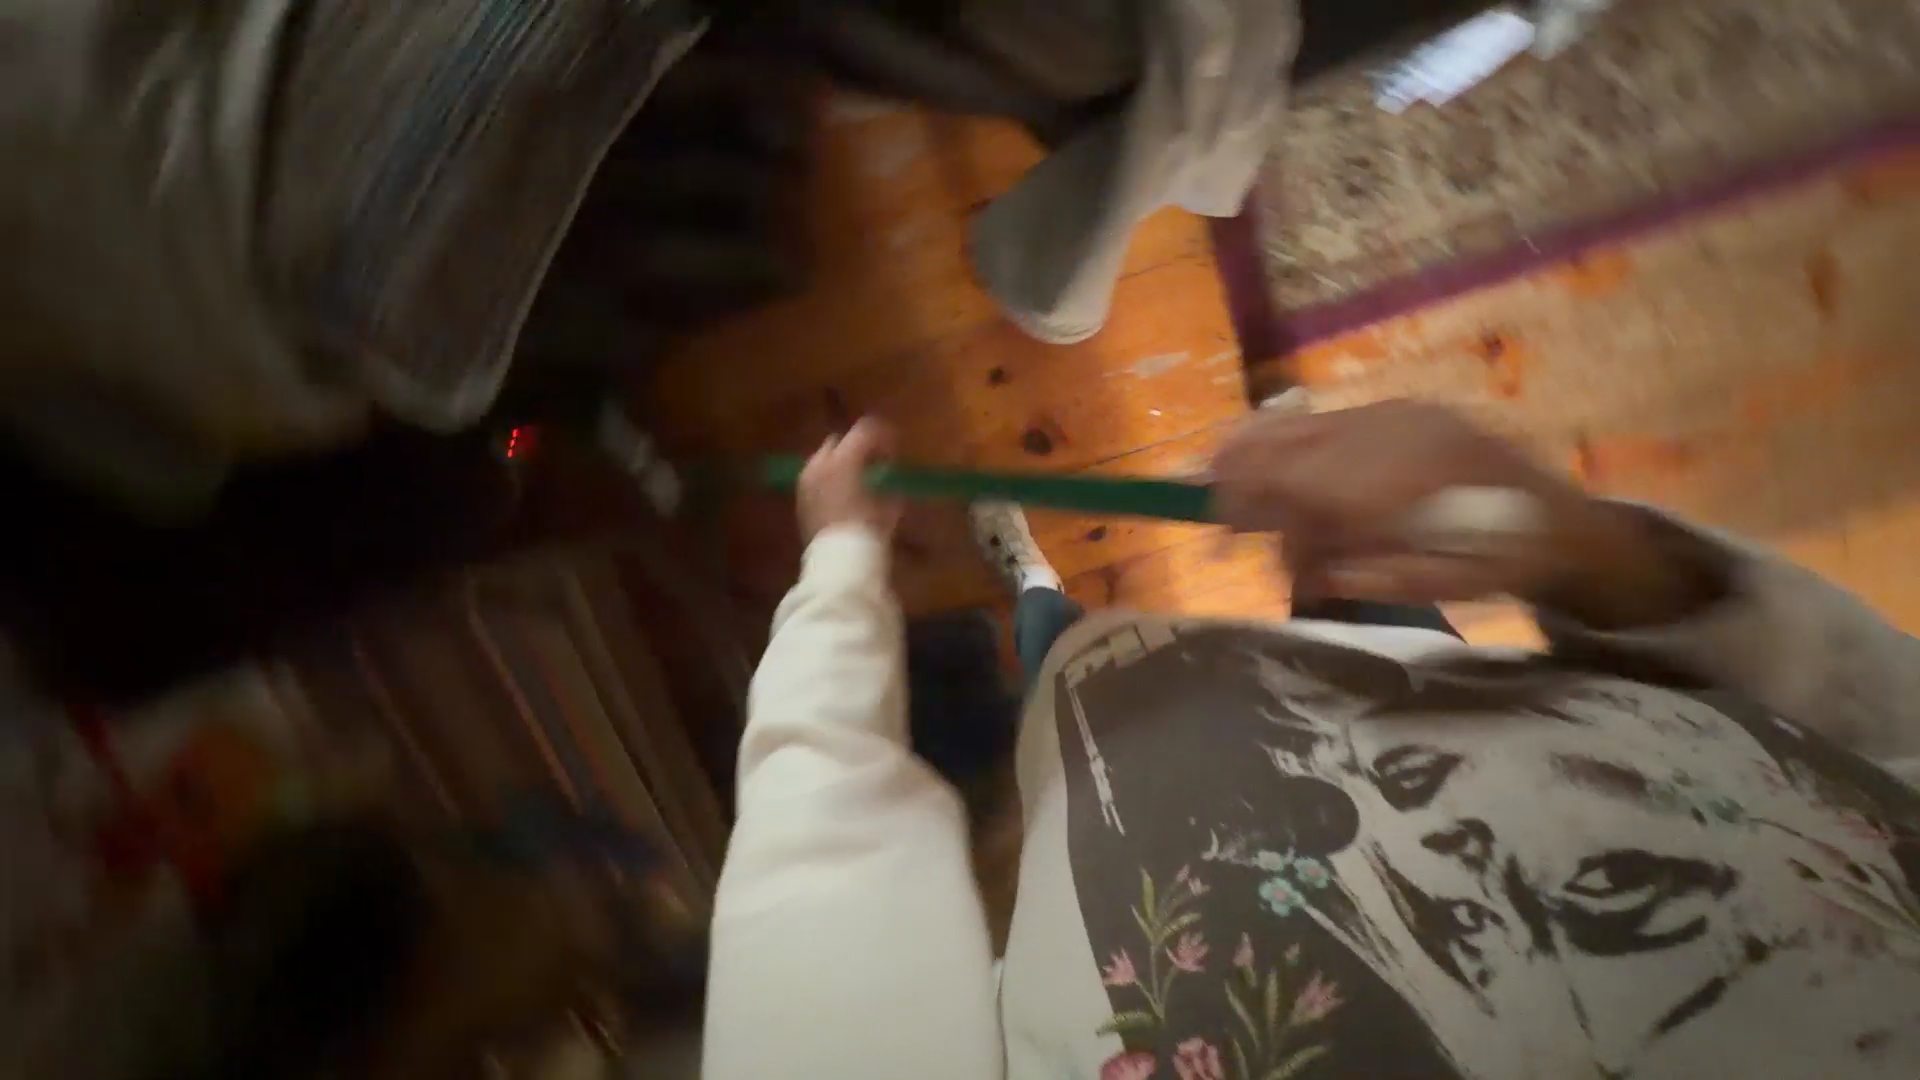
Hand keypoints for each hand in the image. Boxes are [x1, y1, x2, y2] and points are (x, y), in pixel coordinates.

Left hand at [797, 418, 903, 542]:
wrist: (838, 564)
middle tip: (875, 462)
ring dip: (841, 462)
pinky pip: (816, 478)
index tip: (895, 447)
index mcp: (843, 460)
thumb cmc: (869, 532)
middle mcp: (820, 464)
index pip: (865, 431)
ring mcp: (806, 481)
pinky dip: (830, 479)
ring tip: (858, 479)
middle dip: (857, 447)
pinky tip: (843, 495)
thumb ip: (891, 483)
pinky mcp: (800, 499)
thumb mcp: (889, 506)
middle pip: (841, 441)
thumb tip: (891, 476)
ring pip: (825, 459)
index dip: (884, 436)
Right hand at [1210, 400, 1702, 619]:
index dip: (1242, 496)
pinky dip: (1294, 442)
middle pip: (1285, 443)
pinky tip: (1284, 463)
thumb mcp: (1422, 585)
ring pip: (1302, 425)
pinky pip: (1328, 420)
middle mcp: (1386, 437)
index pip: (1291, 481)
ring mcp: (1394, 414)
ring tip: (1238, 481)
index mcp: (1391, 485)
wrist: (1567, 518)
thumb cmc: (1492, 562)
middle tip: (1212, 502)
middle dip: (1237, 470)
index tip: (1215, 524)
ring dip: (1261, 455)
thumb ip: (1349, 573)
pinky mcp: (1403, 408)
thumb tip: (1290, 569)